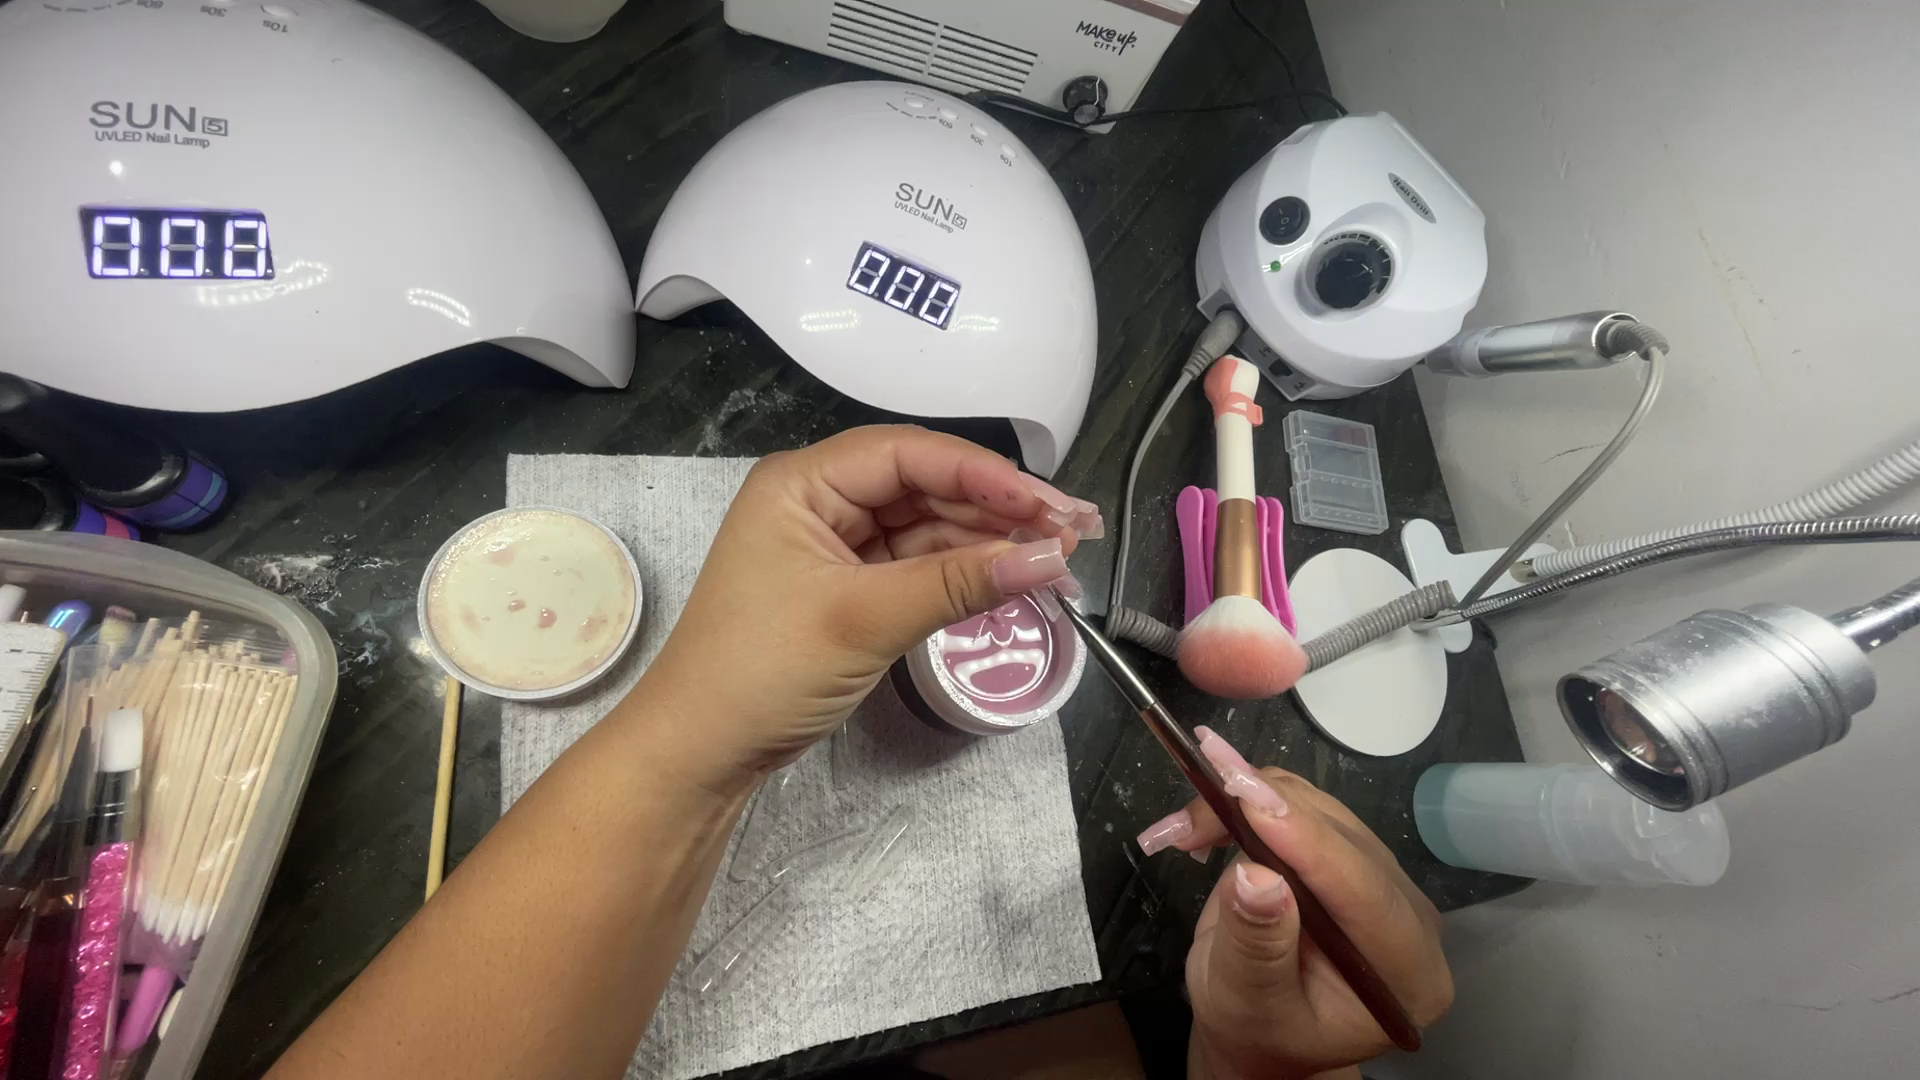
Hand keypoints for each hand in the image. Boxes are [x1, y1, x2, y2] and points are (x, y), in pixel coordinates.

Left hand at [635, 425, 1099, 780]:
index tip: (1047, 505)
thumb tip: (1050, 560)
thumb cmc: (763, 669)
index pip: (908, 454)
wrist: (705, 750)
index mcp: (805, 482)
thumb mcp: (863, 619)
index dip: (984, 474)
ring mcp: (841, 544)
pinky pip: (921, 565)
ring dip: (991, 541)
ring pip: (931, 527)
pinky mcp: (855, 585)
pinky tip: (1013, 576)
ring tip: (1058, 558)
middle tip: (1073, 530)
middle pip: (927, 486)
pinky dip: (966, 572)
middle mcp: (824, 500)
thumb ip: (959, 583)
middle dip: (999, 508)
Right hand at [1136, 730, 1452, 1079]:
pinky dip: (1242, 799)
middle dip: (1258, 813)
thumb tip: (1257, 875)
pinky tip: (1203, 825)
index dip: (1307, 840)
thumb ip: (1257, 943)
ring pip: (1311, 804)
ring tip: (1181, 831)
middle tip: (1186, 817)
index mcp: (1406, 973)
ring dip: (1240, 803)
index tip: (1249, 799)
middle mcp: (1404, 914)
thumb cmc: (1257, 1027)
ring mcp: (1372, 874)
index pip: (1364, 892)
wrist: (1256, 1022)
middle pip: (1336, 837)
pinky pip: (1294, 798)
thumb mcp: (1247, 998)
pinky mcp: (1338, 845)